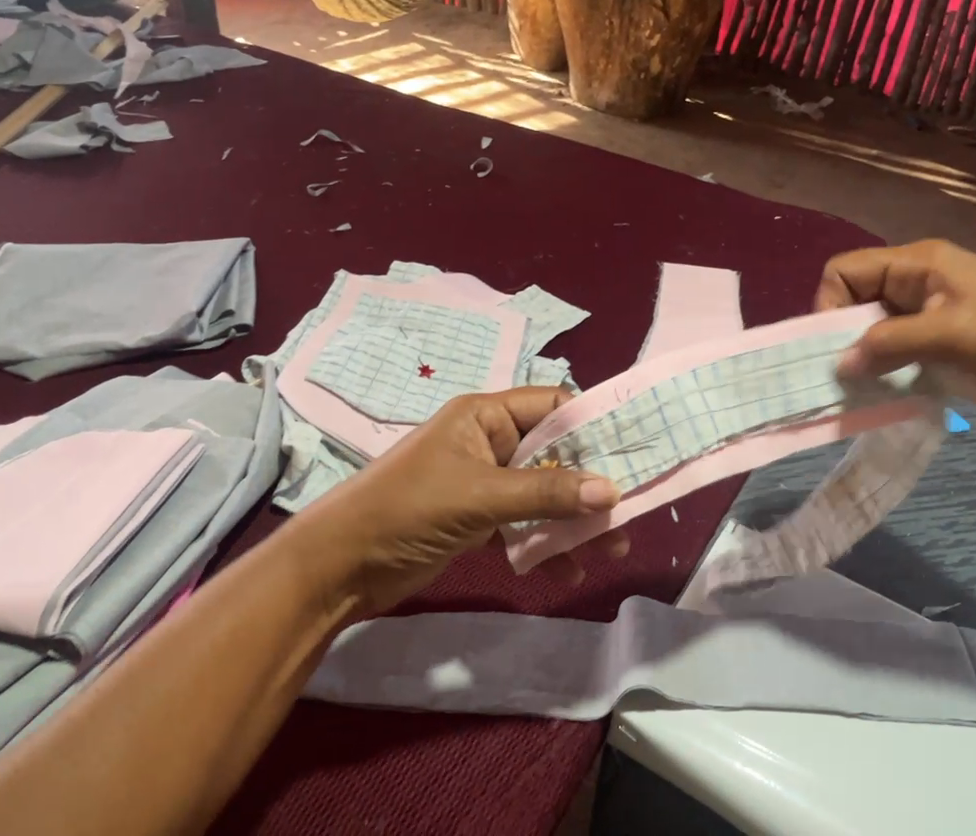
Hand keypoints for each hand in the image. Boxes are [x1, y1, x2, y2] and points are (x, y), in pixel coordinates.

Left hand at [280, 387, 626, 617]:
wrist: (341, 564)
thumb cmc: (409, 508)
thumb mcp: (481, 497)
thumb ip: (546, 494)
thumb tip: (612, 491)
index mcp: (484, 415)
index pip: (551, 405)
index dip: (592, 425)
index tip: (634, 450)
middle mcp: (487, 442)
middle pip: (553, 454)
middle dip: (590, 483)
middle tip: (629, 511)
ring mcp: (482, 483)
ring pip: (542, 495)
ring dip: (573, 520)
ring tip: (612, 548)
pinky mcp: (475, 521)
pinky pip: (522, 525)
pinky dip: (545, 544)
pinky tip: (568, 570)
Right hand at [816, 241, 975, 410]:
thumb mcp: (952, 335)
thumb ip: (890, 345)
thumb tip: (837, 365)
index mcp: (918, 263)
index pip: (843, 271)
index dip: (829, 306)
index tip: (837, 349)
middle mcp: (918, 283)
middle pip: (855, 301)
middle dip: (843, 337)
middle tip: (847, 378)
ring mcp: (933, 314)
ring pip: (875, 330)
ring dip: (865, 359)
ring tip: (865, 392)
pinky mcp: (947, 344)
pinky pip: (899, 352)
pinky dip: (887, 372)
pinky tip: (891, 395)